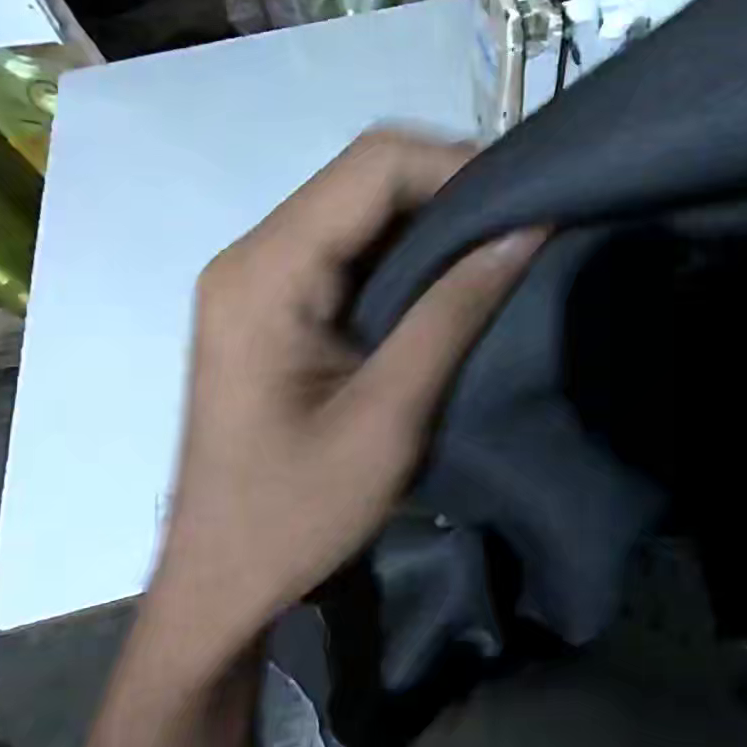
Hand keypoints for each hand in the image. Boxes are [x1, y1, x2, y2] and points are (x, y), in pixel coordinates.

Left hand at [151, 130, 543, 669]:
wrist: (220, 579)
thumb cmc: (296, 513)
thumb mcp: (390, 415)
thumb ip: (455, 311)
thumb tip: (526, 229)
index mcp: (267, 272)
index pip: (370, 168)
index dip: (454, 166)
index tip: (524, 200)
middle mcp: (252, 255)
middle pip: (361, 177)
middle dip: (447, 186)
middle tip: (521, 222)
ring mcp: (257, 276)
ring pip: (357, 208)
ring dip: (430, 217)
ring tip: (498, 244)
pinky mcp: (271, 302)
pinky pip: (346, 247)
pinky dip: (404, 249)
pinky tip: (450, 274)